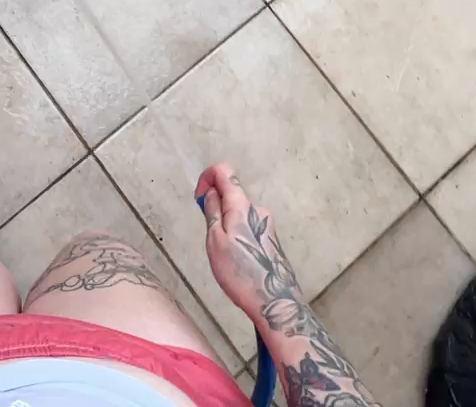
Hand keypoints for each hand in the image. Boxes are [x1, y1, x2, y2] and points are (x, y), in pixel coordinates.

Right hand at [197, 163, 379, 406]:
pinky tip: (237, 262)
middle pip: (231, 194)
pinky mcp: (271, 241)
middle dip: (215, 206)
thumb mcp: (215, 241)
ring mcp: (267, 226)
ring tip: (223, 256)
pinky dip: (237, 234)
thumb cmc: (240, 272)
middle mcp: (258, 210)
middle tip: (209, 236)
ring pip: (239, 213)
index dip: (207, 178)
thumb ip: (212, 211)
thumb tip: (211, 191)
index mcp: (242, 205)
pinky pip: (248, 227)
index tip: (199, 199)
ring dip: (226, 224)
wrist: (276, 304)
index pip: (224, 171)